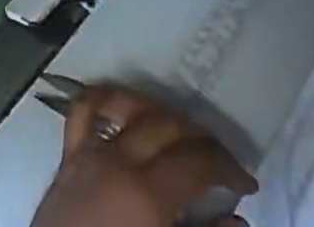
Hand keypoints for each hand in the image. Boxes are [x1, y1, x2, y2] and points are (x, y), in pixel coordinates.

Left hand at [31, 85, 256, 226]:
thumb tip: (237, 220)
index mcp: (146, 194)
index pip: (199, 160)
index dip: (229, 167)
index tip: (246, 183)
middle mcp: (118, 161)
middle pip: (169, 126)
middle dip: (202, 137)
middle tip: (220, 159)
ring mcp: (88, 155)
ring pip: (130, 106)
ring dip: (160, 110)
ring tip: (180, 128)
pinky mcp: (67, 160)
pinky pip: (83, 112)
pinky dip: (105, 99)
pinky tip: (124, 106)